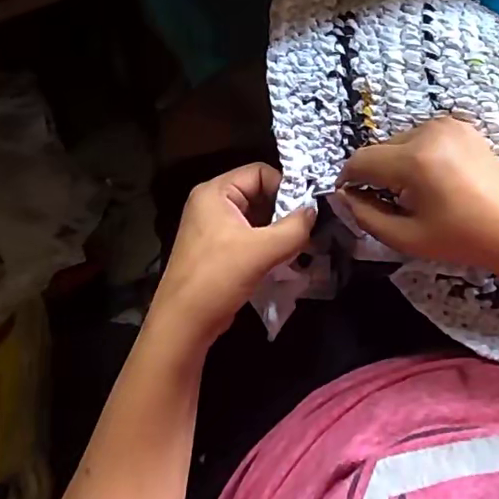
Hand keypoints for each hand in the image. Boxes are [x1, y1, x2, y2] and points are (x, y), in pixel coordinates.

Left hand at [151, 163, 315, 347]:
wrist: (183, 325)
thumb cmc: (217, 278)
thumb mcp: (261, 250)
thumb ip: (294, 228)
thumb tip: (314, 211)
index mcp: (215, 192)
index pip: (259, 172)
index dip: (285, 186)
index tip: (306, 209)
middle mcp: (212, 203)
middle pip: (259, 193)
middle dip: (284, 210)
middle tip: (307, 229)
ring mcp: (213, 227)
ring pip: (256, 217)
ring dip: (278, 230)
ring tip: (300, 245)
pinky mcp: (218, 249)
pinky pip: (250, 236)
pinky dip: (268, 244)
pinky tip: (285, 258)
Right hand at [337, 117, 498, 280]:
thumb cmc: (461, 238)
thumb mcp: (406, 237)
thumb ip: (366, 216)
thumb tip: (344, 196)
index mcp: (414, 160)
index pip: (361, 160)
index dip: (349, 180)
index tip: (351, 198)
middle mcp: (428, 131)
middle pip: (379, 149)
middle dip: (376, 174)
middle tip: (391, 203)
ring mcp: (446, 124)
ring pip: (398, 142)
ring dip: (396, 164)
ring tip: (416, 193)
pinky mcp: (460, 125)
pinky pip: (421, 137)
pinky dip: (417, 155)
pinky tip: (435, 179)